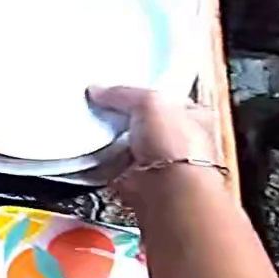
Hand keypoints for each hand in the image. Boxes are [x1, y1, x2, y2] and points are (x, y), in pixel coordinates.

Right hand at [87, 85, 223, 210]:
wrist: (165, 187)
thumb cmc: (173, 142)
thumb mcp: (150, 102)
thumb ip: (123, 93)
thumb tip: (95, 90)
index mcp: (193, 115)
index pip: (164, 99)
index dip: (141, 93)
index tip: (114, 90)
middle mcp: (175, 139)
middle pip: (139, 120)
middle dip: (118, 116)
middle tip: (95, 107)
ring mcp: (153, 160)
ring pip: (121, 142)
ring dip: (105, 138)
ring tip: (86, 126)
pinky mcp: (131, 178)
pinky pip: (107, 162)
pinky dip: (95, 158)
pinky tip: (85, 149)